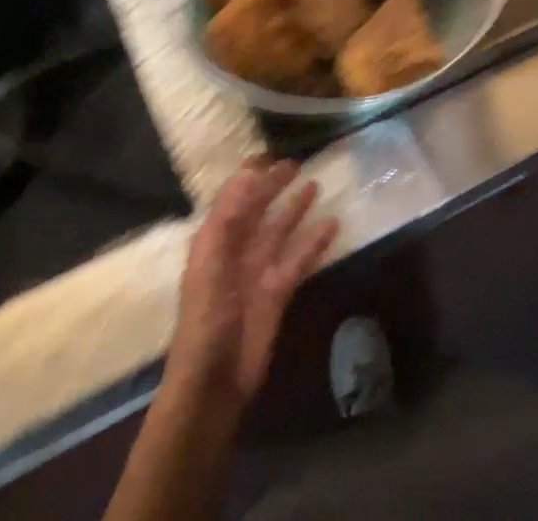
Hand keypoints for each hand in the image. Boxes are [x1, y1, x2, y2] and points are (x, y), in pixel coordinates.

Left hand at [164, 158, 337, 417]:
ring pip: (278, 231)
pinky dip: (313, 242)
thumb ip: (229, 220)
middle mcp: (234, 252)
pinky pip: (297, 259)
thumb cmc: (206, 323)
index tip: (268, 155)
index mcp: (212, 243)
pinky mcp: (277, 293)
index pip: (231, 200)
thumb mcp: (212, 266)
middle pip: (256, 211)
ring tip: (315, 185)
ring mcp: (257, 272)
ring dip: (294, 209)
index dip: (247, 178)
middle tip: (296, 164)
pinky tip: (332, 226)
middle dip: (272, 187)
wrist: (214, 381)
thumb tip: (248, 175)